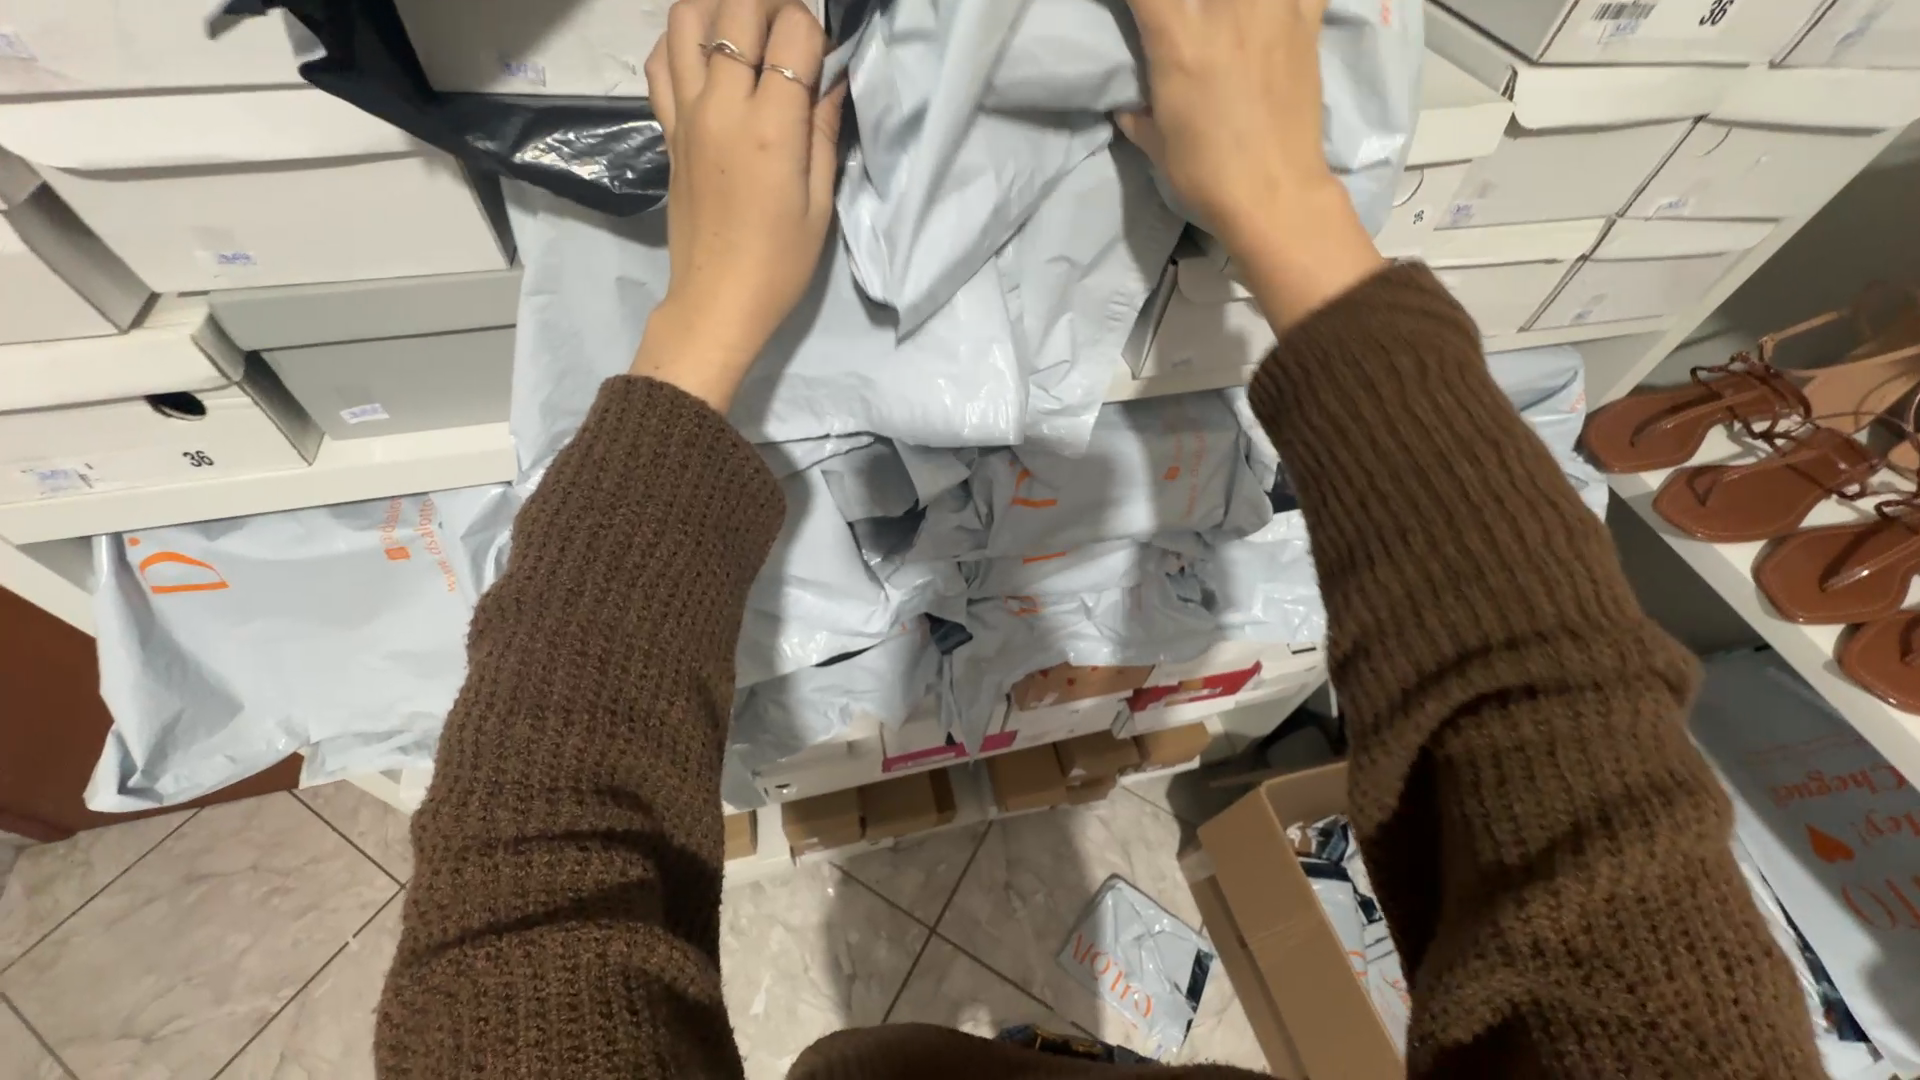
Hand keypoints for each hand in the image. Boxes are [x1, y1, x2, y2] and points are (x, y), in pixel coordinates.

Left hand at [632, 0, 846, 408]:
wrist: (718, 300)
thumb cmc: (780, 263)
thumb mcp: (819, 204)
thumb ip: (824, 131)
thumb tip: (833, 79)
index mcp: (771, 126)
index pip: (794, 31)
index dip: (816, 28)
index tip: (825, 56)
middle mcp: (723, 104)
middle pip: (739, 8)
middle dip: (773, 6)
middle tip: (792, 36)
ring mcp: (686, 112)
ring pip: (687, 18)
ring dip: (722, 10)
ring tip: (748, 32)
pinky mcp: (667, 128)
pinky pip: (660, 61)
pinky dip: (680, 42)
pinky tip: (706, 58)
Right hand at [1119, 0, 1381, 328]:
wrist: (1274, 195)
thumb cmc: (1207, 175)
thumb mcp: (1158, 147)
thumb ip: (1138, 115)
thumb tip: (1126, 108)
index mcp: (1178, 39)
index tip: (1139, 13)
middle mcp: (1226, 9)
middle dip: (1185, 1)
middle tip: (1185, 19)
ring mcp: (1273, 7)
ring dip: (1232, 5)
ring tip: (1226, 21)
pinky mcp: (1308, 20)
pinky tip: (1272, 11)